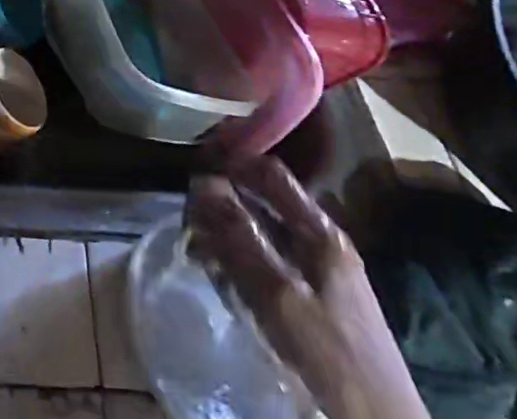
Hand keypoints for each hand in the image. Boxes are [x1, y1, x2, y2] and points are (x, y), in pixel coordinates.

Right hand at [187, 156, 429, 418]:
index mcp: (321, 233)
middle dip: (221, 200)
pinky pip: (264, 260)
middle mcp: (319, 241)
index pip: (271, 175)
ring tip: (193, 242)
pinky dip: (236, 258)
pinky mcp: (309, 296)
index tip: (194, 162)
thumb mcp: (279, 294)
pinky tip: (214, 269)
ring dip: (224, 231)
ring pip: (260, 232)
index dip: (233, 161)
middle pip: (262, 202)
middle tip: (186, 211)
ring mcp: (316, 270)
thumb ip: (240, 238)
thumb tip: (202, 184)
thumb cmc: (330, 354)